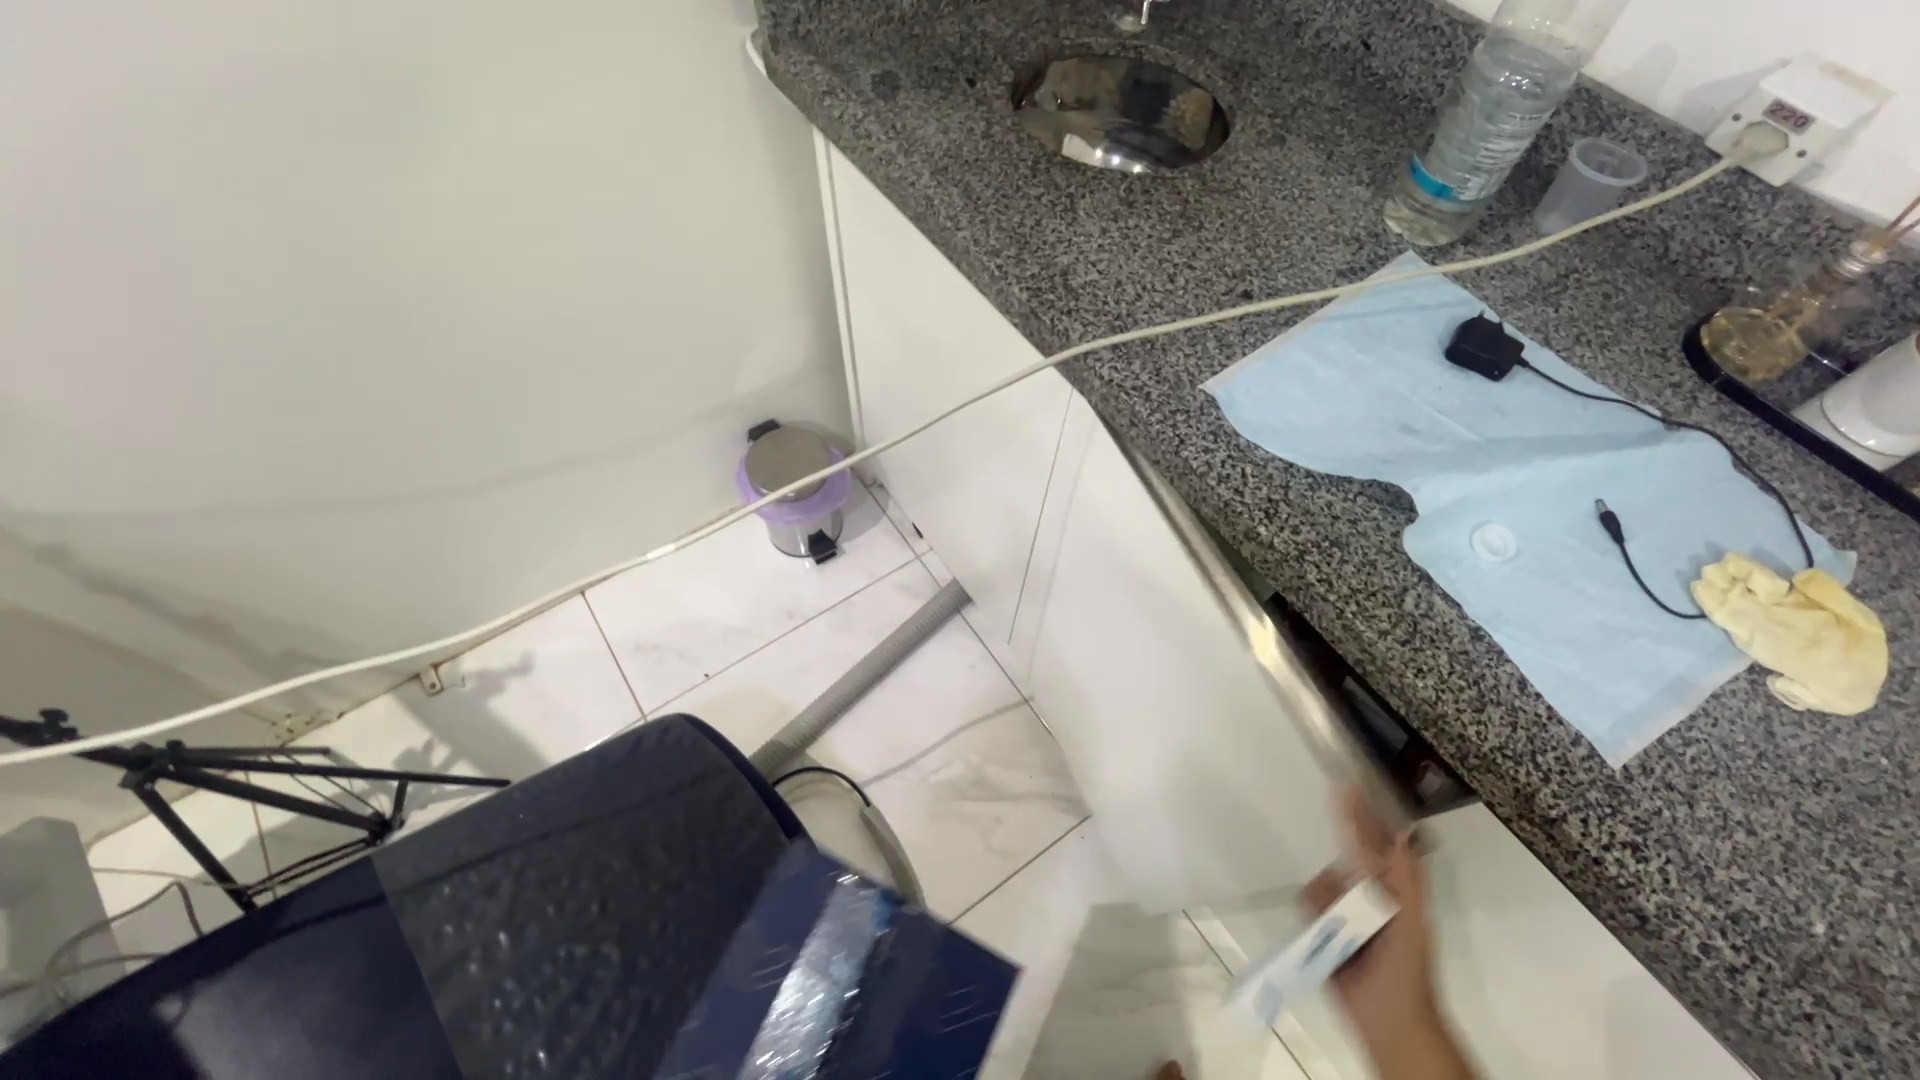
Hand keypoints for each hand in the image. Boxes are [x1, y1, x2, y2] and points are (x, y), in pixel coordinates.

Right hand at [1301, 789, 1473, 1079]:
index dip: (1361, 814)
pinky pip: (1306, 906)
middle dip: (1337, 870)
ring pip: (1321, 883)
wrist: (1387, 1020)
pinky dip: (1311, 914)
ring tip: (1341, 931)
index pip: (1373, 842)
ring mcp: (1343, 913)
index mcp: (1392, 889)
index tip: (1345, 784)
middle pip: (1343, 860)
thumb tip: (1401, 833)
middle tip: (1337, 877)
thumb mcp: (1412, 921)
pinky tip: (1323, 933)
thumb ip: (1406, 878)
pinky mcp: (1321, 930)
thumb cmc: (1406, 969)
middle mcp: (1367, 895)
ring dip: (1326, 901)